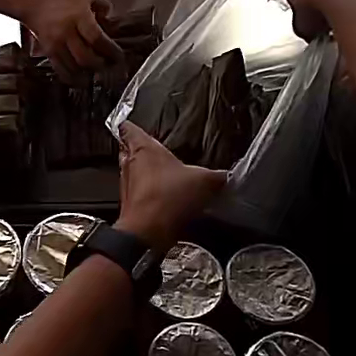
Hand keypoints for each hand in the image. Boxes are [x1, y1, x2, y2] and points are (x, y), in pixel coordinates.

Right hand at [24, 0, 123, 77]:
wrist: (33, 2)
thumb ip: (101, 6)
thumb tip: (110, 18)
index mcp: (79, 17)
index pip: (97, 39)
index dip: (110, 51)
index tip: (119, 57)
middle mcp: (67, 32)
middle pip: (86, 58)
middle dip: (99, 65)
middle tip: (108, 66)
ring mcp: (56, 44)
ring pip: (74, 67)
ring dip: (87, 73)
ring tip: (95, 71)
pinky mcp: (48, 52)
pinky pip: (61, 70)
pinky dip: (72, 78)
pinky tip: (79, 79)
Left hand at [114, 121, 228, 252]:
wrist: (147, 233)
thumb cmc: (167, 198)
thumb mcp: (204, 181)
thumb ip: (217, 176)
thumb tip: (227, 176)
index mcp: (143, 149)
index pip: (129, 129)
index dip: (130, 125)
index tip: (129, 122)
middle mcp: (130, 166)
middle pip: (128, 152)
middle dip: (138, 151)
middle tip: (153, 150)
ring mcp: (128, 188)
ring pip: (133, 174)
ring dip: (144, 175)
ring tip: (162, 176)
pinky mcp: (131, 208)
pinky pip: (140, 196)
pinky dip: (149, 196)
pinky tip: (165, 201)